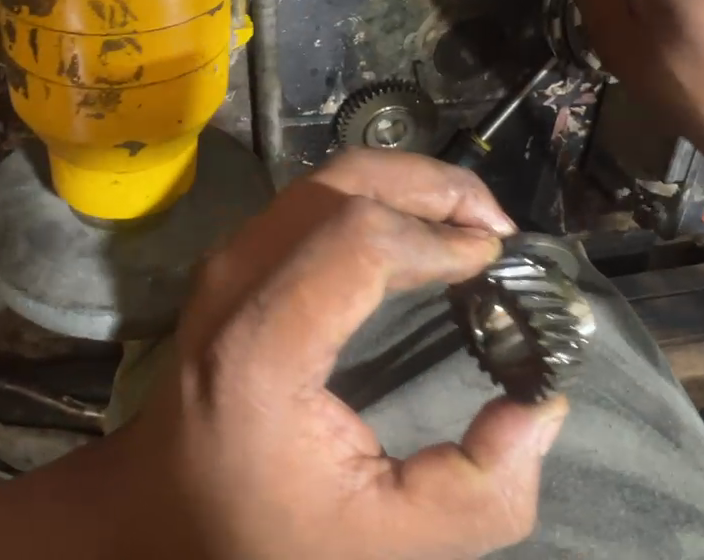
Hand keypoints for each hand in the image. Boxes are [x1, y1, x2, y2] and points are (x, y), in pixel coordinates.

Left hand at [107, 149, 569, 559]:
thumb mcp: (381, 543)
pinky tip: (414, 232)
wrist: (162, 502)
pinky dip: (372, 197)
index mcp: (261, 347)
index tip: (492, 260)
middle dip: (429, 187)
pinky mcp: (234, 258)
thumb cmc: (260, 527)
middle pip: (341, 186)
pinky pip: (310, 200)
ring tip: (467, 225)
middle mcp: (235, 281)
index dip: (435, 236)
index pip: (355, 240)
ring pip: (324, 180)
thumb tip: (541, 406)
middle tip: (495, 226)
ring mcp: (228, 260)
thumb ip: (478, 492)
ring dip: (403, 186)